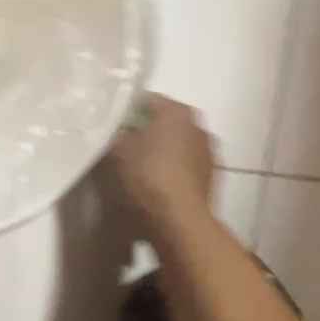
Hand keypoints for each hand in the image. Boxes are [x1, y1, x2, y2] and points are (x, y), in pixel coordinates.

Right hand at [107, 94, 216, 237]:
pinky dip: (170, 169)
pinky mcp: (211, 176)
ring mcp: (209, 151)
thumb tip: (109, 126)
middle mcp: (198, 124)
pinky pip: (183, 165)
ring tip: (136, 168)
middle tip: (119, 146)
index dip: (124, 111)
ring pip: (175, 144)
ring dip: (158, 151)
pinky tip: (154, 184)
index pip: (145, 99)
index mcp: (177, 111)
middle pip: (162, 122)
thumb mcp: (115, 151)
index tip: (108, 125)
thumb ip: (111, 132)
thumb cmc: (145, 178)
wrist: (178, 221)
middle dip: (143, 131)